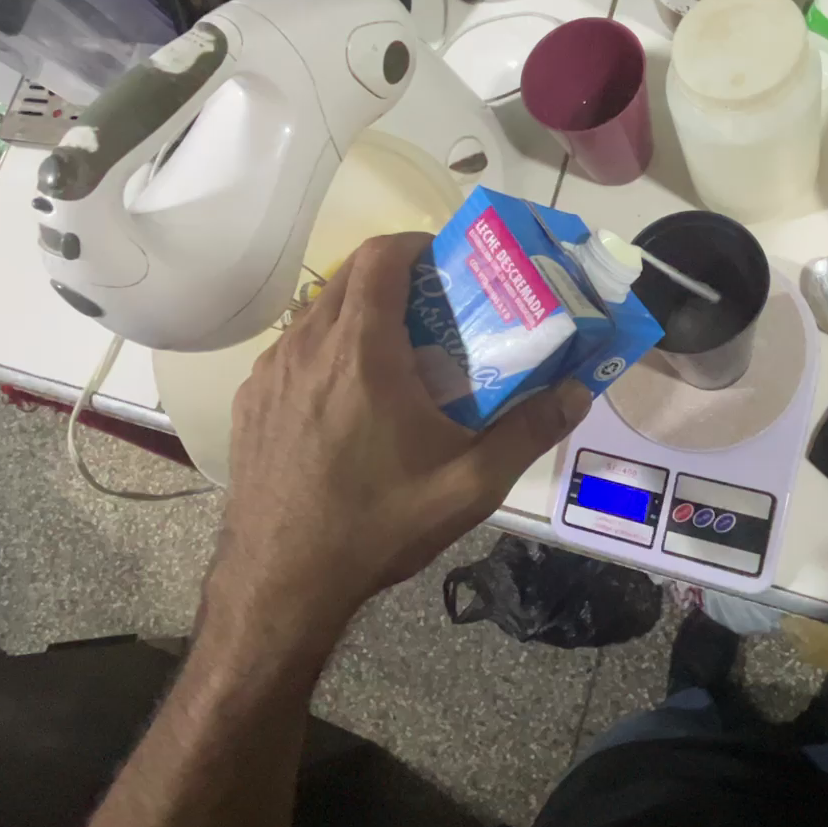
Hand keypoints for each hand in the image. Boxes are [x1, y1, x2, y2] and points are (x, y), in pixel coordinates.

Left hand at [208, 232, 591, 643]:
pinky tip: (349, 399)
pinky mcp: (250, 402)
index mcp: (362, 351)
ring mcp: (269, 373)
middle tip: (437, 306)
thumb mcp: (470, 485)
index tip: (449, 261)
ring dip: (359, 312)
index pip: (380, 256)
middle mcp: (306, 346)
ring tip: (397, 352)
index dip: (416, 243)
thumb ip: (529, 432)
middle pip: (348, 275)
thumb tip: (578, 393)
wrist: (281, 583)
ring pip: (317, 312)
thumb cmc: (380, 524)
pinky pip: (292, 350)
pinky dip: (326, 348)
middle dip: (394, 274)